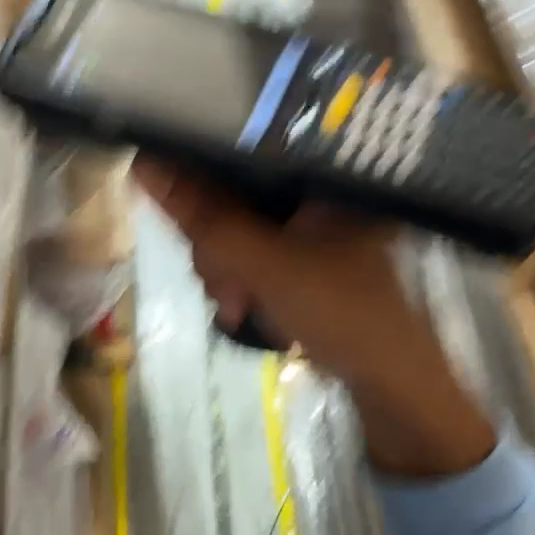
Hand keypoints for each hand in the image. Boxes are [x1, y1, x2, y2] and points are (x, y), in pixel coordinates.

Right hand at [134, 158, 496, 477]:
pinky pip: (256, 256)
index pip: (241, 153)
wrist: (390, 381)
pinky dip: (243, 283)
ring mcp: (316, 227)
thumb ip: (206, 219)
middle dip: (218, 251)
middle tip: (225, 290)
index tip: (185, 228)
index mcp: (323, 172)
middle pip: (235, 197)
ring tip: (236, 308)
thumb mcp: (265, 264)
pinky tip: (244, 310)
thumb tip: (143, 166)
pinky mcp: (310, 258)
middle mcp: (320, 189)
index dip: (201, 185)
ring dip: (226, 273)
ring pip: (241, 232)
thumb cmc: (340, 310)